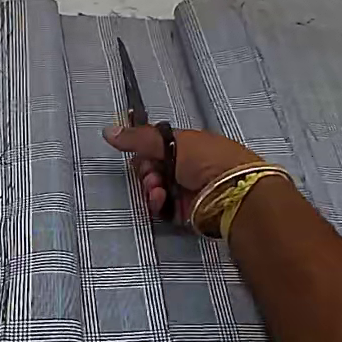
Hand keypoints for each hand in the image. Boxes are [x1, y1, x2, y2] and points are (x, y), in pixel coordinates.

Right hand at [102, 122, 265, 224]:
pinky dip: (159, 205)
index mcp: (187, 145)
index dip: (145, 153)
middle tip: (152, 177)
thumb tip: (108, 131)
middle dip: (147, 174)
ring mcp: (187, 190)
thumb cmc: (206, 159)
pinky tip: (162, 202)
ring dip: (152, 190)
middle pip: (153, 170)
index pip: (156, 148)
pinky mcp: (187, 210)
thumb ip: (138, 138)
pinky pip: (164, 208)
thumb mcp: (171, 141)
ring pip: (156, 190)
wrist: (233, 191)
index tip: (141, 156)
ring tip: (158, 191)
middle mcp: (187, 166)